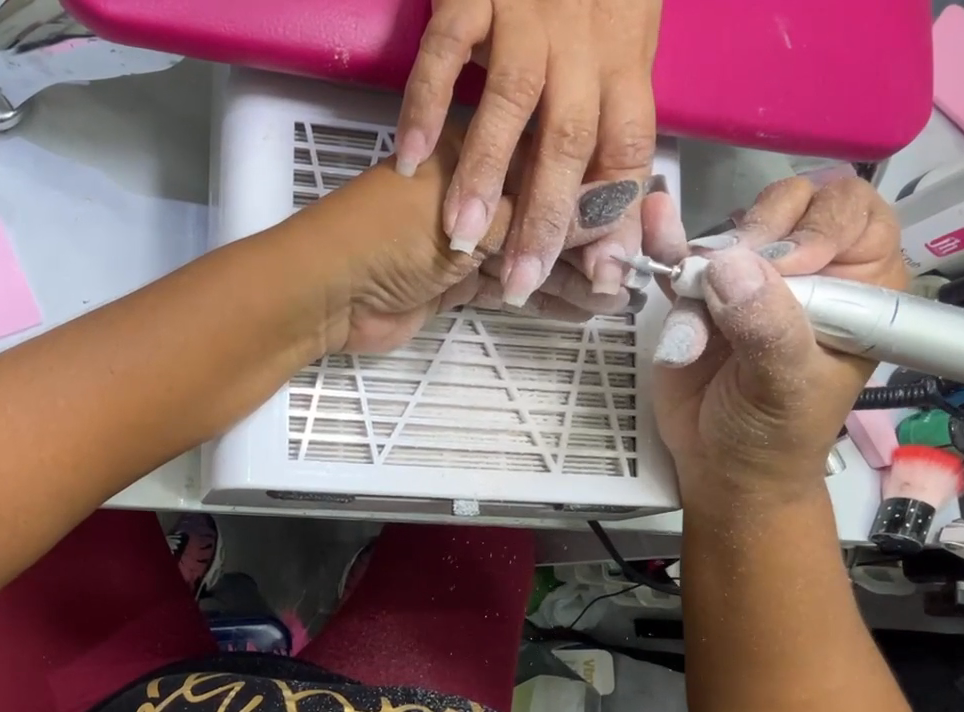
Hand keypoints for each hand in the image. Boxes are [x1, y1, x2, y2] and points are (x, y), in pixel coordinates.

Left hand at [291, 132, 653, 355]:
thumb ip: (532, 219)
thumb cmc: (389, 235)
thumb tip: (597, 221)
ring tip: (617, 295)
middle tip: (634, 266)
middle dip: (590, 241)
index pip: (553, 164)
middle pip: (547, 214)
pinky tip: (579, 309)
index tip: (640, 221)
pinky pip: (507, 287)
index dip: (596, 194)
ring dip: (570, 274)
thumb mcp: (469, 218)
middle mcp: (478, 188)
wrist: (322, 291)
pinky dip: (540, 299)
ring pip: (531, 254)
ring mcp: (465, 240)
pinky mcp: (452, 284)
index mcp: (479, 149)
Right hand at [395, 0, 660, 307]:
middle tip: (518, 282)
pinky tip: (410, 160)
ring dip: (484, 173)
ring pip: (512, 99)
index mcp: (625, 55)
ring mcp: (527, 7)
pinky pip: (446, 50)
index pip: (628, 144)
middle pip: (570, 137)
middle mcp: (585, 34)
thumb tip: (605, 223)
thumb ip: (603, 125)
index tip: (596, 280)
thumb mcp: (610, 48)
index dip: (613, 215)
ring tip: (461, 237)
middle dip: (544, 217)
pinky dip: (426, 106)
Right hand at [639, 177, 906, 504]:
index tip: (782, 269)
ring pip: (730, 230)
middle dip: (753, 235)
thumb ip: (767, 325)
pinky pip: (683, 256)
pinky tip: (654, 215)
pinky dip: (665, 239)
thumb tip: (728, 265)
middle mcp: (808, 269)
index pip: (851, 212)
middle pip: (791, 206)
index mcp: (857, 282)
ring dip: (702, 261)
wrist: (720, 466)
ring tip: (688, 305)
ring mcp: (749, 280)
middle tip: (722, 279)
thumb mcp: (784, 384)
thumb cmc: (775, 431)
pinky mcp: (699, 294)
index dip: (815, 227)